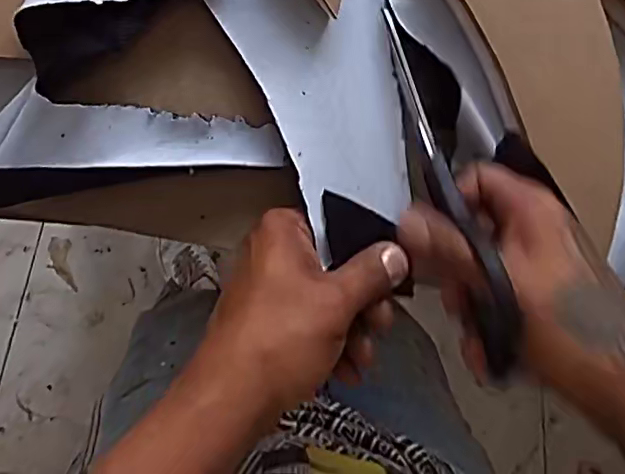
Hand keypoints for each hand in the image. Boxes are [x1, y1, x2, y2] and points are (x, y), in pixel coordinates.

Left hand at [185, 208, 408, 421]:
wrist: (232, 399)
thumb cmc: (270, 343)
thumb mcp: (337, 303)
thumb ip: (371, 274)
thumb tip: (392, 256)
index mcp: (282, 228)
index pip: (337, 225)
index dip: (367, 253)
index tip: (387, 276)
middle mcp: (270, 249)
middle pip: (334, 265)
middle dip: (361, 302)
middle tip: (374, 322)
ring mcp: (267, 284)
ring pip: (325, 297)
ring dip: (350, 328)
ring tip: (358, 354)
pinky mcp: (267, 317)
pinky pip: (308, 319)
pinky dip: (329, 341)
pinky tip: (343, 367)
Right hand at [399, 162, 624, 391]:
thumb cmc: (583, 334)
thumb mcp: (498, 283)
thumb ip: (448, 247)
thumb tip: (411, 220)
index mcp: (532, 207)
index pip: (475, 176)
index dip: (448, 202)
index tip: (434, 233)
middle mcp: (539, 227)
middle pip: (474, 227)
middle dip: (458, 268)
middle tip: (456, 292)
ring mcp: (546, 261)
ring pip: (485, 265)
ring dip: (472, 301)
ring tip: (477, 329)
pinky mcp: (548, 294)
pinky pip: (503, 293)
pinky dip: (492, 318)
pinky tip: (493, 347)